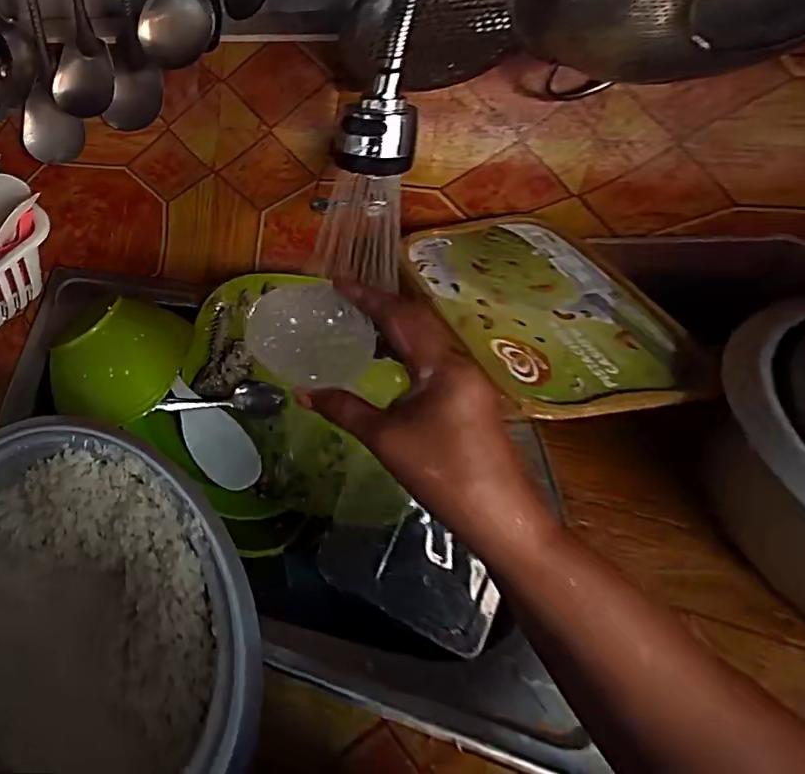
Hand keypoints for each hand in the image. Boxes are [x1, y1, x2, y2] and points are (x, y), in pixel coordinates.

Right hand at [299, 282, 559, 554]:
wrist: (503, 519)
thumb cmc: (443, 472)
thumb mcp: (383, 437)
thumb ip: (341, 407)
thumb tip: (301, 391)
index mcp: (442, 368)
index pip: (401, 318)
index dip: (368, 297)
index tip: (336, 283)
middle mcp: (459, 367)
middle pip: (417, 322)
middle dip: (379, 305)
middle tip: (342, 298)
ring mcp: (467, 384)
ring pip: (424, 340)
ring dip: (390, 326)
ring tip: (354, 321)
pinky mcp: (467, 400)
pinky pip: (428, 359)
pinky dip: (400, 348)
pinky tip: (380, 358)